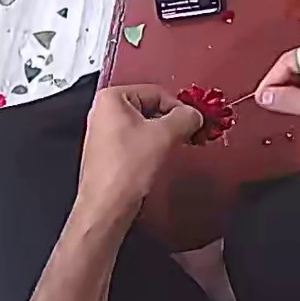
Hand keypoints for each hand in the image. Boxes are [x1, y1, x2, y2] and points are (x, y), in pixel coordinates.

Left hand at [75, 85, 201, 219]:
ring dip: (166, 135)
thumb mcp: (163, 135)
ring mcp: (105, 133)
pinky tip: (163, 157)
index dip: (179, 108)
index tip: (194, 122)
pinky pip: (138, 140)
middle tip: (191, 134)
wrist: (107, 207)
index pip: (156, 93)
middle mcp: (105, 112)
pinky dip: (154, 145)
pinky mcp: (110, 152)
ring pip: (146, 125)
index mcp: (112, 98)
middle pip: (151, 108)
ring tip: (179, 146)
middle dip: (173, 122)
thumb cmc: (127, 167)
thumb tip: (195, 115)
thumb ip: (185, 118)